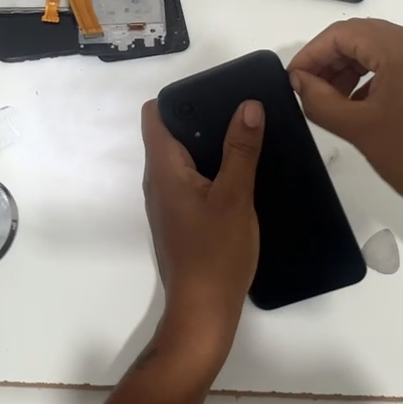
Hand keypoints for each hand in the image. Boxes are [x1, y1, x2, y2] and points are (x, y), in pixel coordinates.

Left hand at [139, 99, 262, 374]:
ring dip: (207, 142)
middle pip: (169, 132)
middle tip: (238, 108)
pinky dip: (210, 166)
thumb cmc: (216, 253)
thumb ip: (241, 149)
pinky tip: (239, 171)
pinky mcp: (180, 218)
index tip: (212, 92)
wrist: (203, 312)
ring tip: (243, 133)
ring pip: (182, 156)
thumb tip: (248, 105)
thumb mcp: (235, 196)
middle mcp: (158, 181)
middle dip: (200, 116)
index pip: (154, 115)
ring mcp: (168, 201)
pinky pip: (191, 177)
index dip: (179, 97)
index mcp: (164, 168)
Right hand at [288, 18, 402, 248]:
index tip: (293, 78)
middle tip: (309, 89)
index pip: (344, 33)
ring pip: (386, 50)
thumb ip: (318, 99)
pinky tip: (367, 105)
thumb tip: (299, 80)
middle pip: (366, 37)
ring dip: (355, 69)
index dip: (312, 53)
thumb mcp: (358, 129)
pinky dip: (381, 77)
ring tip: (335, 101)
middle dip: (333, 60)